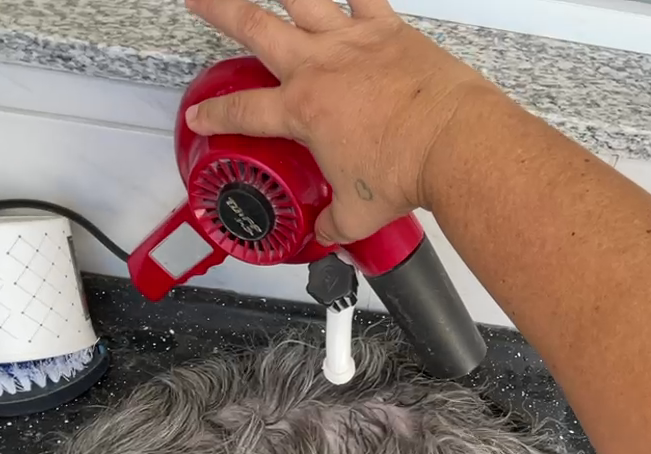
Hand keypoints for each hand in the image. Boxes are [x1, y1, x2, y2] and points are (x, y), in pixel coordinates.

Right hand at [183, 0, 505, 244]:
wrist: (451, 143)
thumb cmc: (406, 173)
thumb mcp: (357, 215)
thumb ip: (334, 225)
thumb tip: (327, 234)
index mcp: (304, 112)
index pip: (245, 112)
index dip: (216, 116)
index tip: (201, 116)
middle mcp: (320, 67)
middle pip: (254, 26)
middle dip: (219, 10)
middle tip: (199, 1)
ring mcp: (353, 41)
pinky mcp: (388, 29)